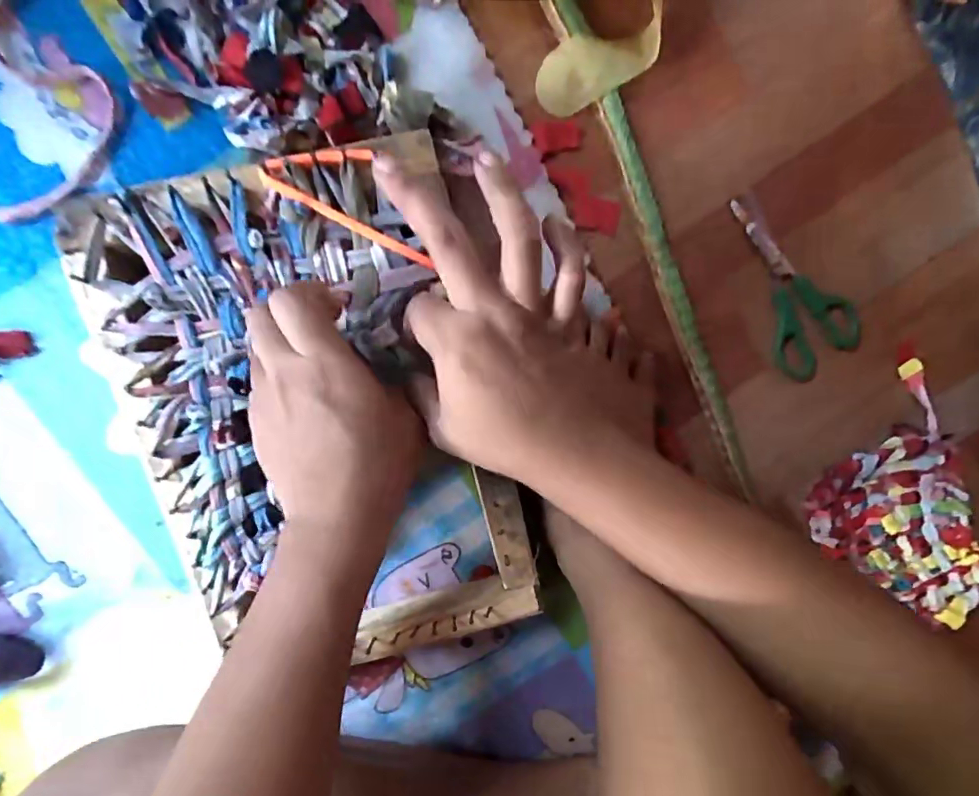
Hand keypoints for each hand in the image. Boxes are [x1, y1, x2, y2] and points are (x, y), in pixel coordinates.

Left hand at [246, 284, 423, 528]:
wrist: (336, 515)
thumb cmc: (379, 465)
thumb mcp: (405, 416)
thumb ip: (390, 379)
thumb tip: (382, 364)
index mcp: (323, 361)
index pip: (292, 299)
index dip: (312, 294)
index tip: (338, 309)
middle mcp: (284, 370)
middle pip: (260, 314)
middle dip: (287, 313)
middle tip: (318, 330)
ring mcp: (263, 397)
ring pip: (257, 349)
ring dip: (281, 347)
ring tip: (310, 371)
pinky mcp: (255, 423)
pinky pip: (261, 385)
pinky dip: (278, 382)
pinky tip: (304, 409)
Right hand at [373, 150, 649, 486]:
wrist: (580, 454)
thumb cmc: (511, 449)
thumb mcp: (449, 432)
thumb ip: (423, 398)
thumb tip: (410, 376)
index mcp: (457, 340)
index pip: (419, 310)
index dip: (414, 323)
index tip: (421, 341)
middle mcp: (494, 311)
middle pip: (451, 242)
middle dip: (417, 199)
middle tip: (398, 167)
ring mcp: (539, 310)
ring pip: (520, 238)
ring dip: (502, 193)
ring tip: (486, 159)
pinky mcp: (574, 319)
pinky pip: (573, 275)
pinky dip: (567, 248)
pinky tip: (556, 226)